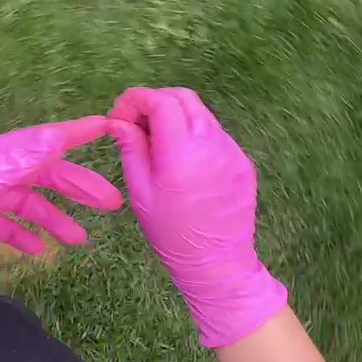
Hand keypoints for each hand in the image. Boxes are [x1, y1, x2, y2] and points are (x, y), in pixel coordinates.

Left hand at [0, 116, 125, 274]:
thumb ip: (12, 159)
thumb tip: (57, 138)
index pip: (43, 141)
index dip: (76, 136)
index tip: (108, 127)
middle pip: (43, 175)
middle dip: (77, 187)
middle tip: (112, 204)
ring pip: (27, 203)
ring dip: (55, 218)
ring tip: (81, 240)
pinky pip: (2, 225)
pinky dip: (22, 236)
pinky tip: (39, 253)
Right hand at [108, 87, 286, 347]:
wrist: (218, 264)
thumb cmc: (170, 233)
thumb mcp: (140, 192)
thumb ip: (131, 149)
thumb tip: (118, 121)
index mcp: (180, 153)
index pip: (159, 102)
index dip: (135, 100)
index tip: (118, 116)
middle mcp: (210, 143)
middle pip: (182, 97)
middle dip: (155, 101)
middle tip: (136, 123)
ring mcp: (231, 150)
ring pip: (201, 112)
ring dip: (175, 115)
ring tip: (158, 141)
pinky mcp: (243, 160)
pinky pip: (214, 132)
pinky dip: (193, 132)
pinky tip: (183, 158)